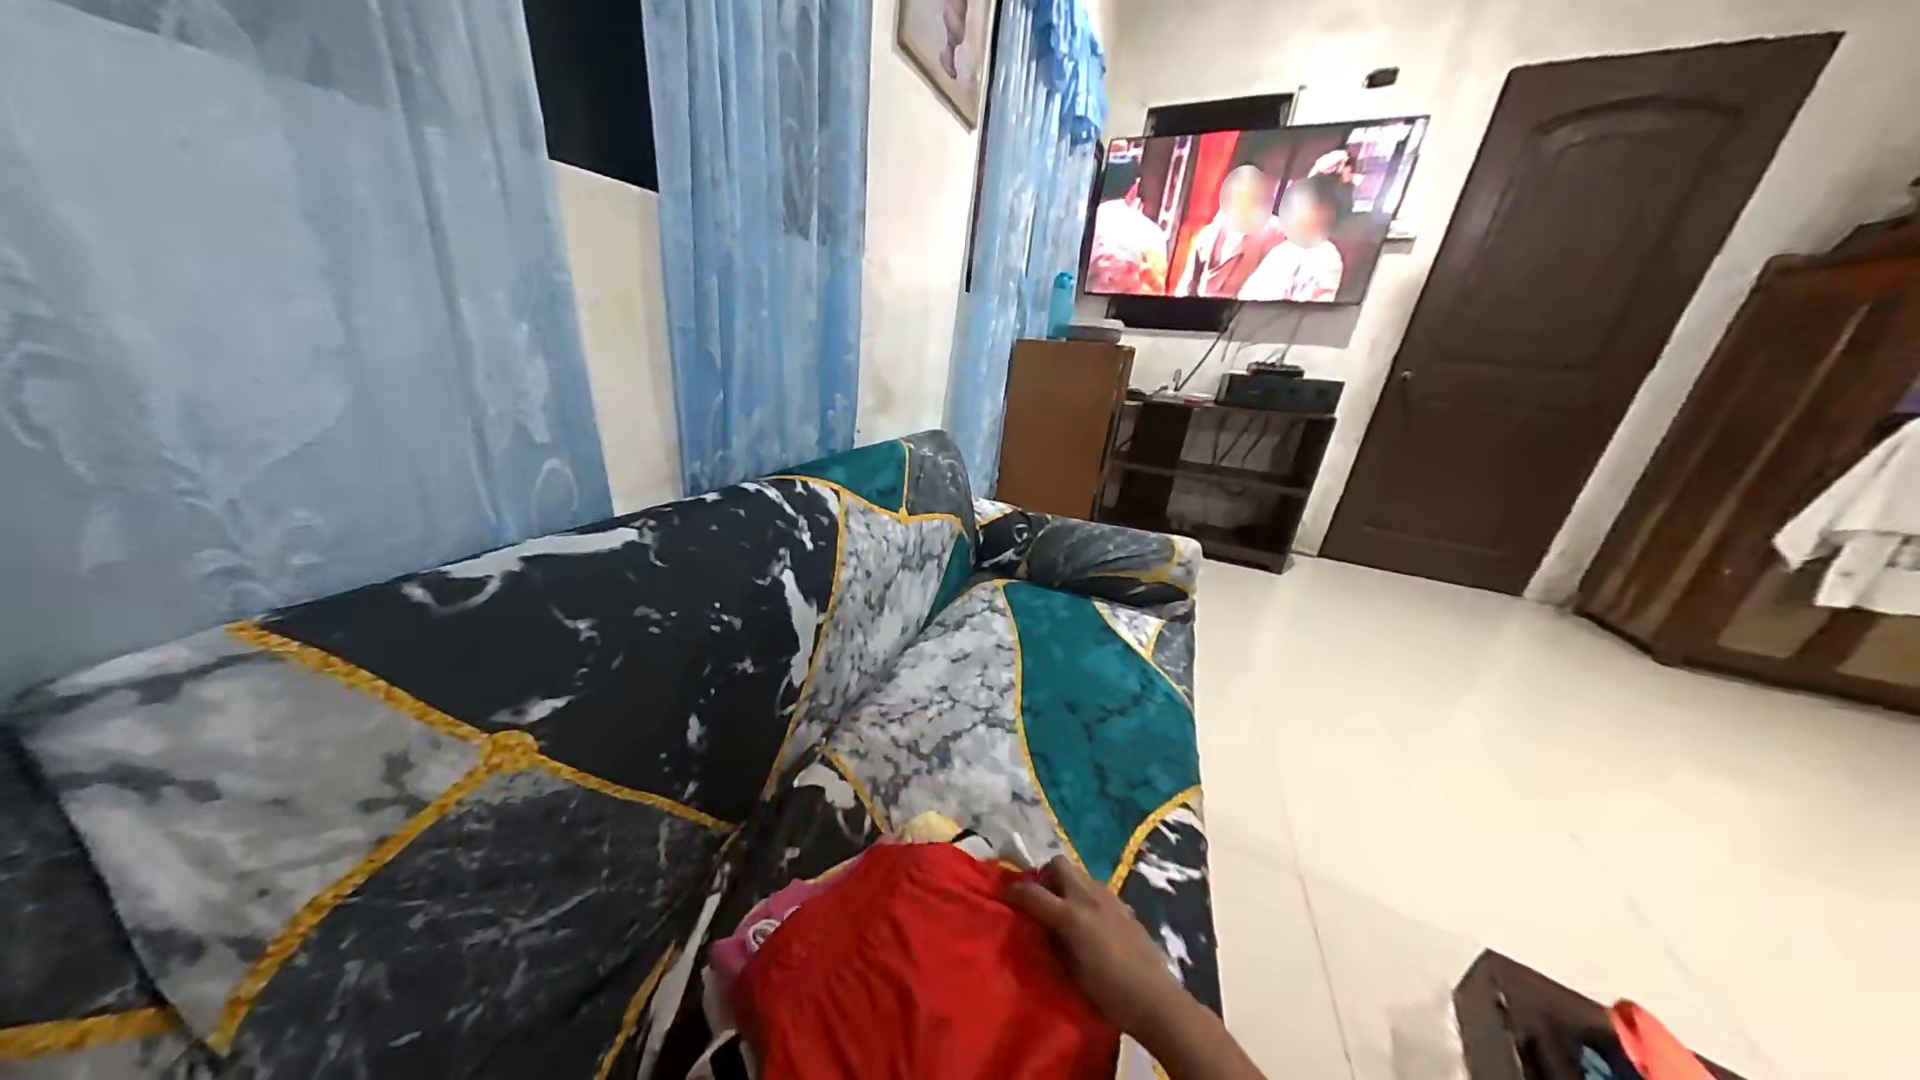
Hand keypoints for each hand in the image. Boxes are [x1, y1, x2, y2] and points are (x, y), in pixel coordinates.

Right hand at [1005, 855, 1184, 1036]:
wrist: (1154, 999)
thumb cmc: (1108, 992)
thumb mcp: (1070, 971)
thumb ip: (1054, 940)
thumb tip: (1041, 925)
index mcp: (1071, 915)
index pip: (1034, 893)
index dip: (1014, 891)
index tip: (1004, 894)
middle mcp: (1088, 897)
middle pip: (1059, 864)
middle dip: (1044, 875)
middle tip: (1041, 898)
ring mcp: (1108, 897)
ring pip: (1079, 872)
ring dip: (1065, 883)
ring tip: (1063, 908)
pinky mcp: (1123, 905)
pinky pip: (1095, 887)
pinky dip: (1084, 894)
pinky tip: (1089, 919)